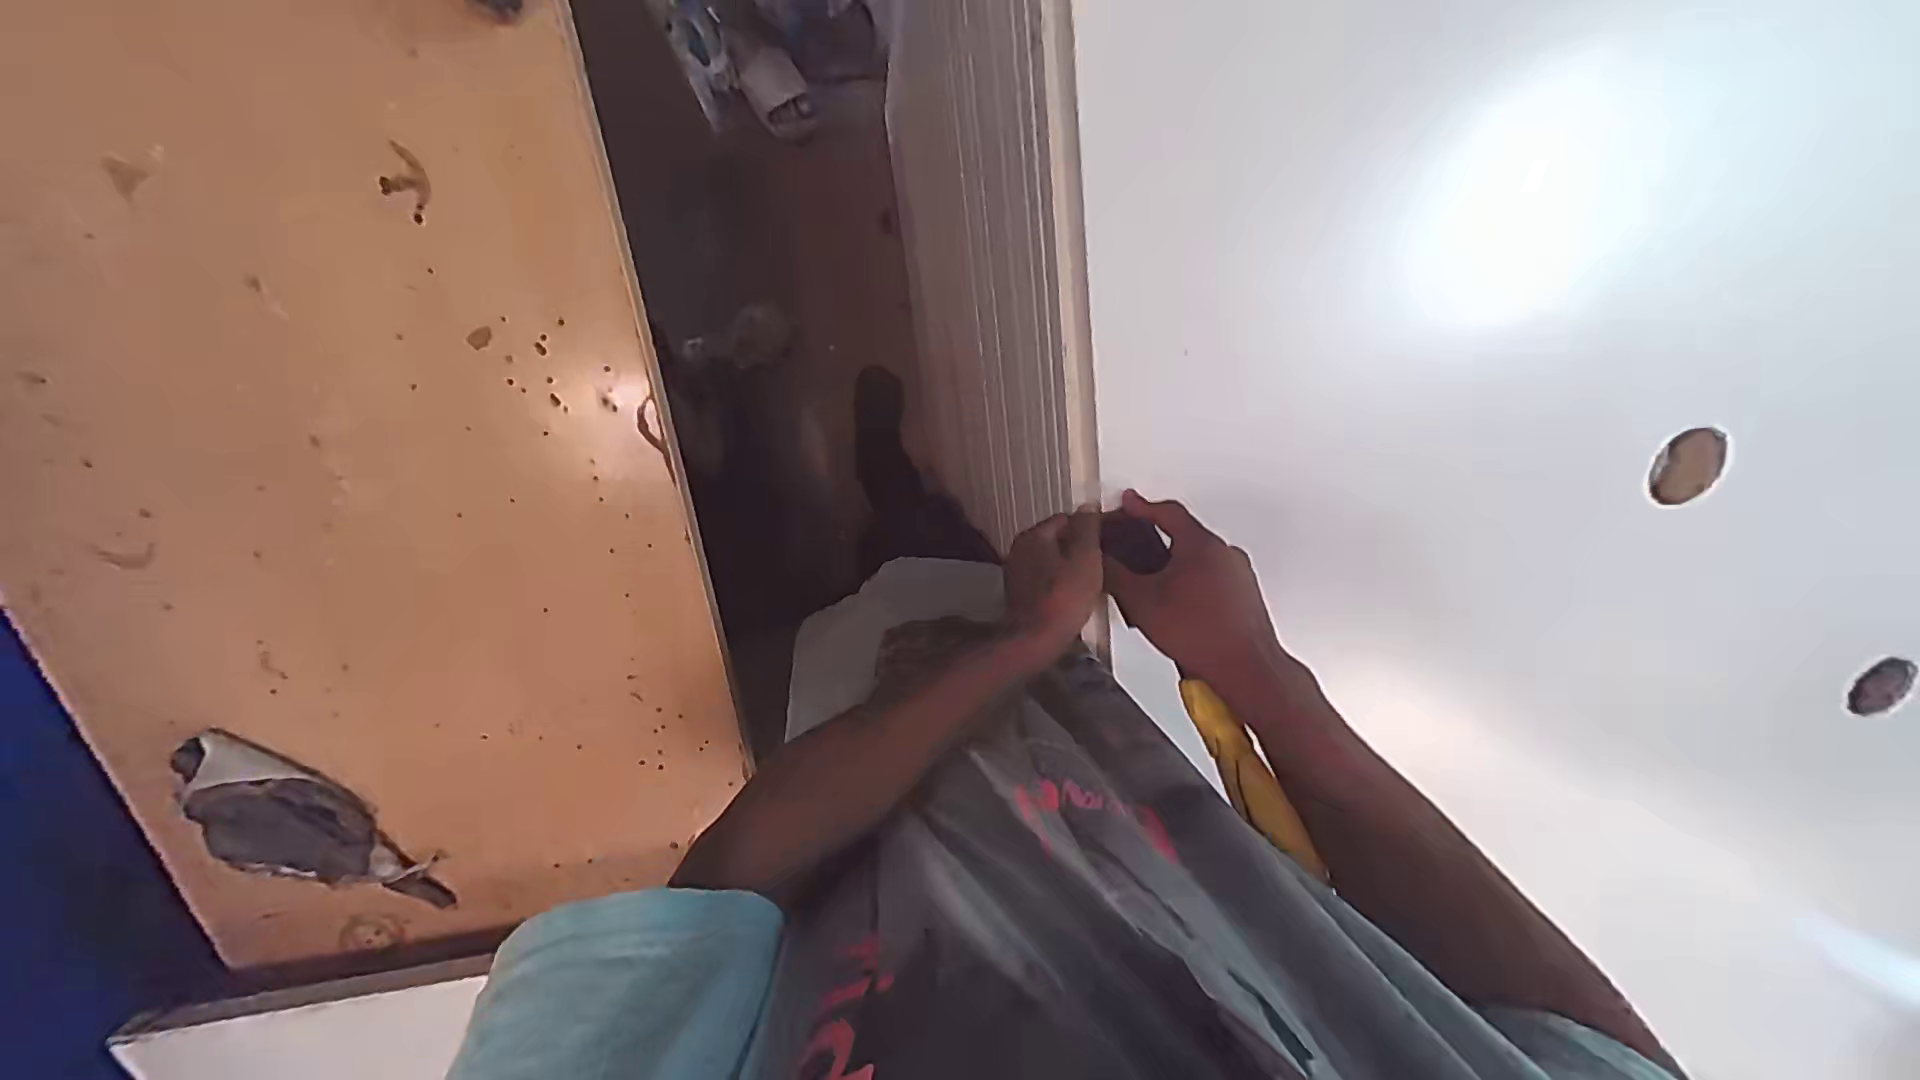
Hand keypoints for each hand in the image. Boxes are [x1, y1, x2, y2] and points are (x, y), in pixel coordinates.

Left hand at [1003, 509, 1103, 657]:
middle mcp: (1019, 550)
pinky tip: (1073, 596)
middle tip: (1100, 563)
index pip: (1065, 518)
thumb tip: (1088, 507)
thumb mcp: (1085, 557)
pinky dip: (1059, 583)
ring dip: (1069, 567)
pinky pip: (1045, 579)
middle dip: (1078, 549)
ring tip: (1089, 582)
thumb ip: (1087, 528)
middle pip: (1057, 539)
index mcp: (1032, 536)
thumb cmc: (1063, 598)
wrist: (1036, 639)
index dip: (1088, 528)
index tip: (1104, 542)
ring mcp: (1017, 573)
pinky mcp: (1020, 594)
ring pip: (1051, 560)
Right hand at [1103, 490, 1283, 681]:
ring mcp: (1238, 576)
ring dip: (1171, 564)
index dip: (1141, 506)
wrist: (1244, 669)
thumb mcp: (1141, 600)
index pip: (1167, 512)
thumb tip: (1101, 563)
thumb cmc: (1203, 635)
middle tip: (1135, 542)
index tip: (1129, 503)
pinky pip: (1210, 578)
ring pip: (1197, 558)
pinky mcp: (1243, 596)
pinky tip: (1173, 605)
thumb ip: (1115, 574)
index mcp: (1202, 545)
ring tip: (1150, 583)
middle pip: (1183, 533)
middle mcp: (1224, 554)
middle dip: (1154, 538)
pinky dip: (1188, 582)